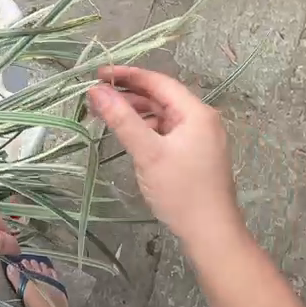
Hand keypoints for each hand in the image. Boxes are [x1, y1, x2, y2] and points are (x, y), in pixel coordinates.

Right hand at [86, 65, 241, 246]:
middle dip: (128, 95)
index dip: (127, 75)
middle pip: (160, 97)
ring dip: (135, 113)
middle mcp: (200, 119)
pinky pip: (166, 132)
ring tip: (106, 116)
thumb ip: (122, 119)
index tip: (98, 74)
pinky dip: (146, 129)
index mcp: (195, 112)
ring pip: (162, 115)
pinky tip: (128, 136)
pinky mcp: (194, 154)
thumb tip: (96, 91)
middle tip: (96, 98)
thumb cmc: (181, 191)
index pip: (158, 82)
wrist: (210, 232)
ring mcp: (199, 137)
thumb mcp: (147, 152)